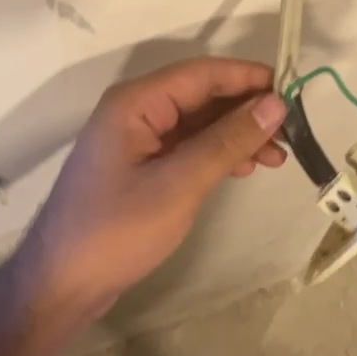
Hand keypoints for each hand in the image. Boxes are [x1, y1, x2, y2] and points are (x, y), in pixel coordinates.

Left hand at [16, 57, 289, 313]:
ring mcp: (136, 140)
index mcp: (136, 103)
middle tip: (293, 132)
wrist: (62, 281)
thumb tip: (274, 105)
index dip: (248, 78)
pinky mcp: (140, 167)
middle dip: (246, 110)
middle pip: (201, 95)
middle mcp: (135, 112)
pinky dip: (217, 153)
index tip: (294, 92)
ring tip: (278, 157)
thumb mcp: (179, 184)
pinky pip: (186, 146)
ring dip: (236, 134)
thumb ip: (227, 141)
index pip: (202, 74)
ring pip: (197, 123)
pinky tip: (246, 167)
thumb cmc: (117, 229)